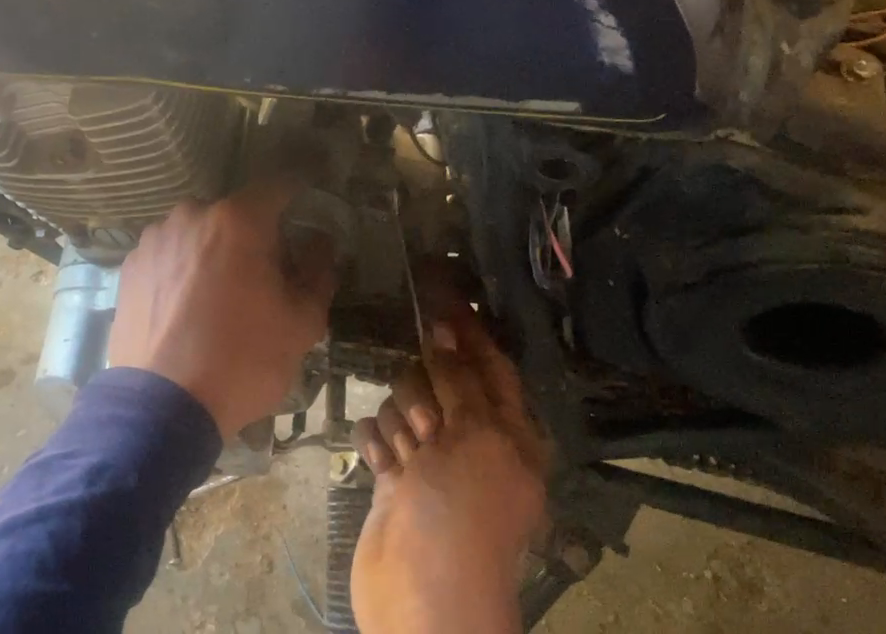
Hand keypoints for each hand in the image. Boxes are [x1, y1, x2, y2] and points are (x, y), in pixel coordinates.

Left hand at [107, 180, 336, 437]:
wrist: (162, 407)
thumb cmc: (242, 360)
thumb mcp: (300, 324)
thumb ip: (317, 273)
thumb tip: (320, 245)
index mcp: (237, 220)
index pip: (278, 187)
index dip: (298, 196)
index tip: (308, 211)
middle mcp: (191, 215)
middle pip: (234, 214)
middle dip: (254, 236)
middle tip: (266, 275)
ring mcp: (154, 239)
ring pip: (198, 234)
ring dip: (214, 253)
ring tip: (221, 299)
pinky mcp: (129, 267)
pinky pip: (169, 256)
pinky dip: (182, 271)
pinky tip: (187, 309)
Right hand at [351, 295, 549, 633]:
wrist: (424, 595)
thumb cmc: (464, 512)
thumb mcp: (476, 436)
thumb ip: (459, 378)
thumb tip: (445, 328)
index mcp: (509, 430)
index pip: (488, 363)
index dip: (467, 329)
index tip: (439, 289)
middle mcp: (471, 438)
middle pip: (436, 378)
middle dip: (425, 393)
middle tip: (428, 431)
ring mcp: (430, 458)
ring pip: (403, 403)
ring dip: (399, 424)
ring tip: (406, 460)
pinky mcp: (393, 476)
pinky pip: (377, 433)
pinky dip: (377, 444)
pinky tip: (382, 468)